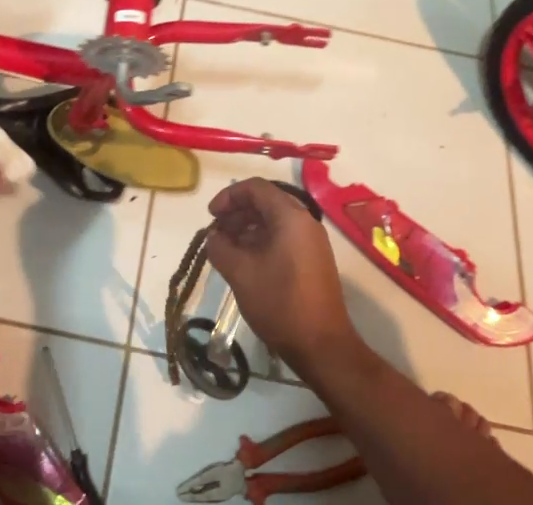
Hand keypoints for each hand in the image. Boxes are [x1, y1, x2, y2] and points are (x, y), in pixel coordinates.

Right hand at [204, 178, 360, 370]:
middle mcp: (305, 222)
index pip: (256, 188)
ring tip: (226, 249)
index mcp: (290, 216)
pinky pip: (284, 238)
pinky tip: (245, 262)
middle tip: (216, 233)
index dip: (229, 196)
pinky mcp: (313, 260)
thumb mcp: (240, 273)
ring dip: (248, 228)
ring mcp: (312, 242)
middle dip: (237, 213)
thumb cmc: (280, 303)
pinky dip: (261, 241)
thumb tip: (213, 237)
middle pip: (266, 202)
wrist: (322, 345)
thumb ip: (220, 248)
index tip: (210, 216)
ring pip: (275, 221)